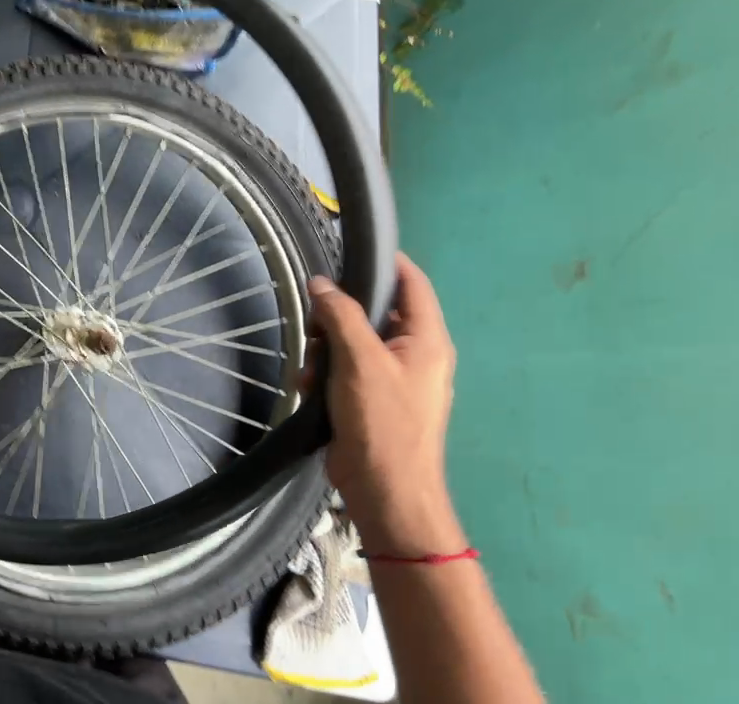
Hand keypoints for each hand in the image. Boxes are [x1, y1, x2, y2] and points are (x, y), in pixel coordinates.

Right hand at [308, 253, 465, 557]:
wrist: (386, 491)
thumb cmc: (382, 422)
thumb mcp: (360, 361)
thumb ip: (341, 316)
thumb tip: (321, 283)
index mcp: (428, 341)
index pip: (412, 283)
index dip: (385, 261)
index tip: (347, 247)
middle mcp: (415, 355)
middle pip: (373, 312)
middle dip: (337, 317)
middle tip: (315, 326)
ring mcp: (393, 378)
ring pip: (351, 341)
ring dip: (325, 351)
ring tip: (312, 371)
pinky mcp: (371, 399)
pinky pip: (344, 369)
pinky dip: (325, 374)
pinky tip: (311, 390)